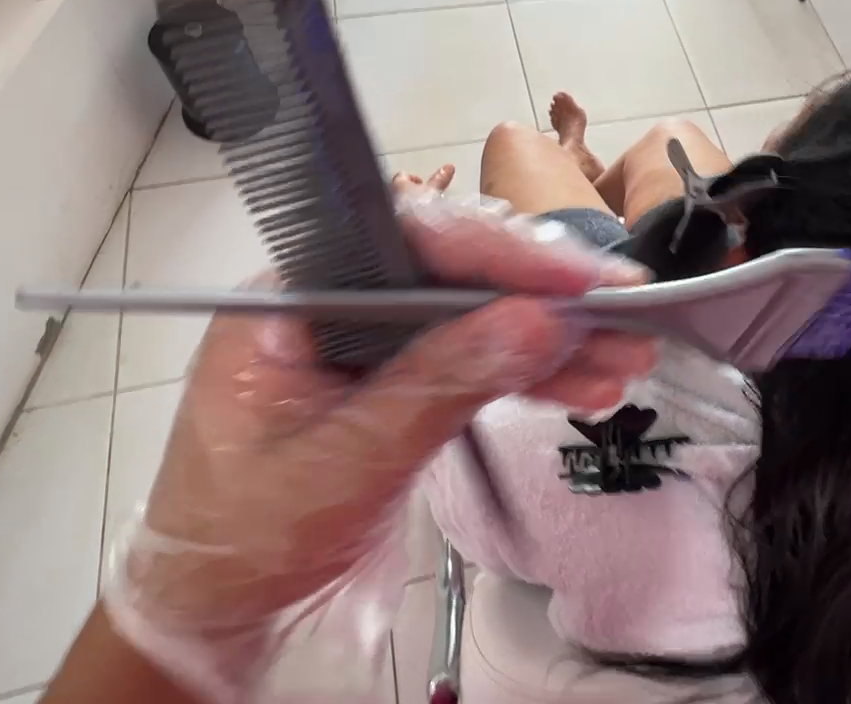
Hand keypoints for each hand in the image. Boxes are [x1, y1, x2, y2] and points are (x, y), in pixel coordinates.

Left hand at [102, 194, 656, 702]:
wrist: (222, 610)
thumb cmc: (242, 536)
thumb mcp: (342, 461)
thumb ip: (437, 385)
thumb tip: (535, 323)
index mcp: (300, 293)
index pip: (411, 242)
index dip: (500, 252)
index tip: (573, 278)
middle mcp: (346, 298)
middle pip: (460, 268)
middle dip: (547, 291)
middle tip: (626, 303)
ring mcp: (381, 336)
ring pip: (484, 312)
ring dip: (559, 335)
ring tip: (628, 353)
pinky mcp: (410, 374)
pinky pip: (483, 358)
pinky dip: (538, 373)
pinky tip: (589, 383)